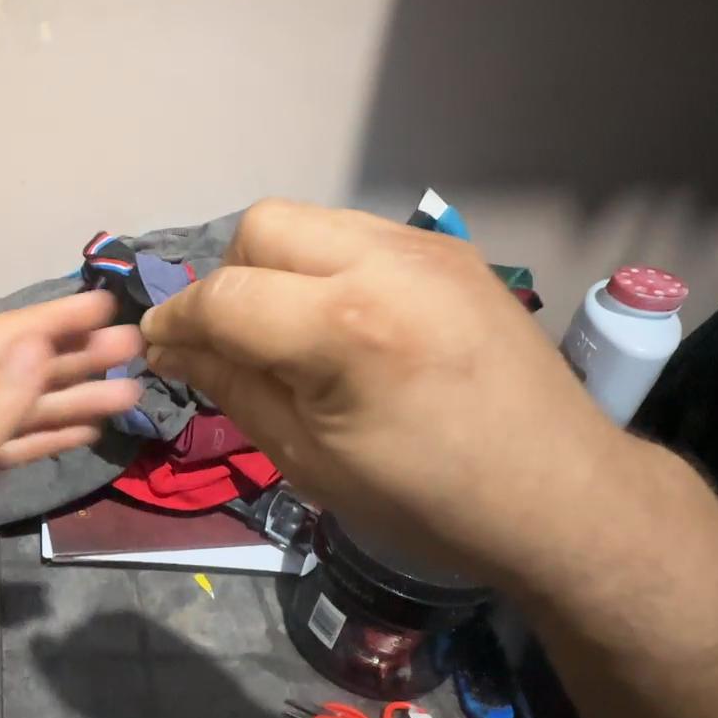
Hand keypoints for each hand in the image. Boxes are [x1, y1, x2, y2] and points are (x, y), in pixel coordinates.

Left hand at [0, 291, 143, 623]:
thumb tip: (36, 344)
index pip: (2, 337)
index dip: (56, 319)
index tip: (107, 304)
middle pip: (18, 368)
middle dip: (74, 356)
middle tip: (133, 346)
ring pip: (20, 407)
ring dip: (70, 397)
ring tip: (126, 392)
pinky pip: (11, 441)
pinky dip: (45, 435)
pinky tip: (84, 429)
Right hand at [141, 199, 635, 582]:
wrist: (558, 493)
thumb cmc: (422, 496)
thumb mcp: (304, 456)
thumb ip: (231, 388)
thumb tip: (174, 349)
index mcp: (344, 330)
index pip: (223, 297)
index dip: (176, 320)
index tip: (159, 347)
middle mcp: (384, 265)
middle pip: (261, 227)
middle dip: (226, 278)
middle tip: (231, 337)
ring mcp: (425, 248)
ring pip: (306, 220)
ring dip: (272, 267)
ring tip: (283, 327)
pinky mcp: (450, 250)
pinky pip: (353, 234)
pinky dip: (319, 265)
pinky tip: (338, 318)